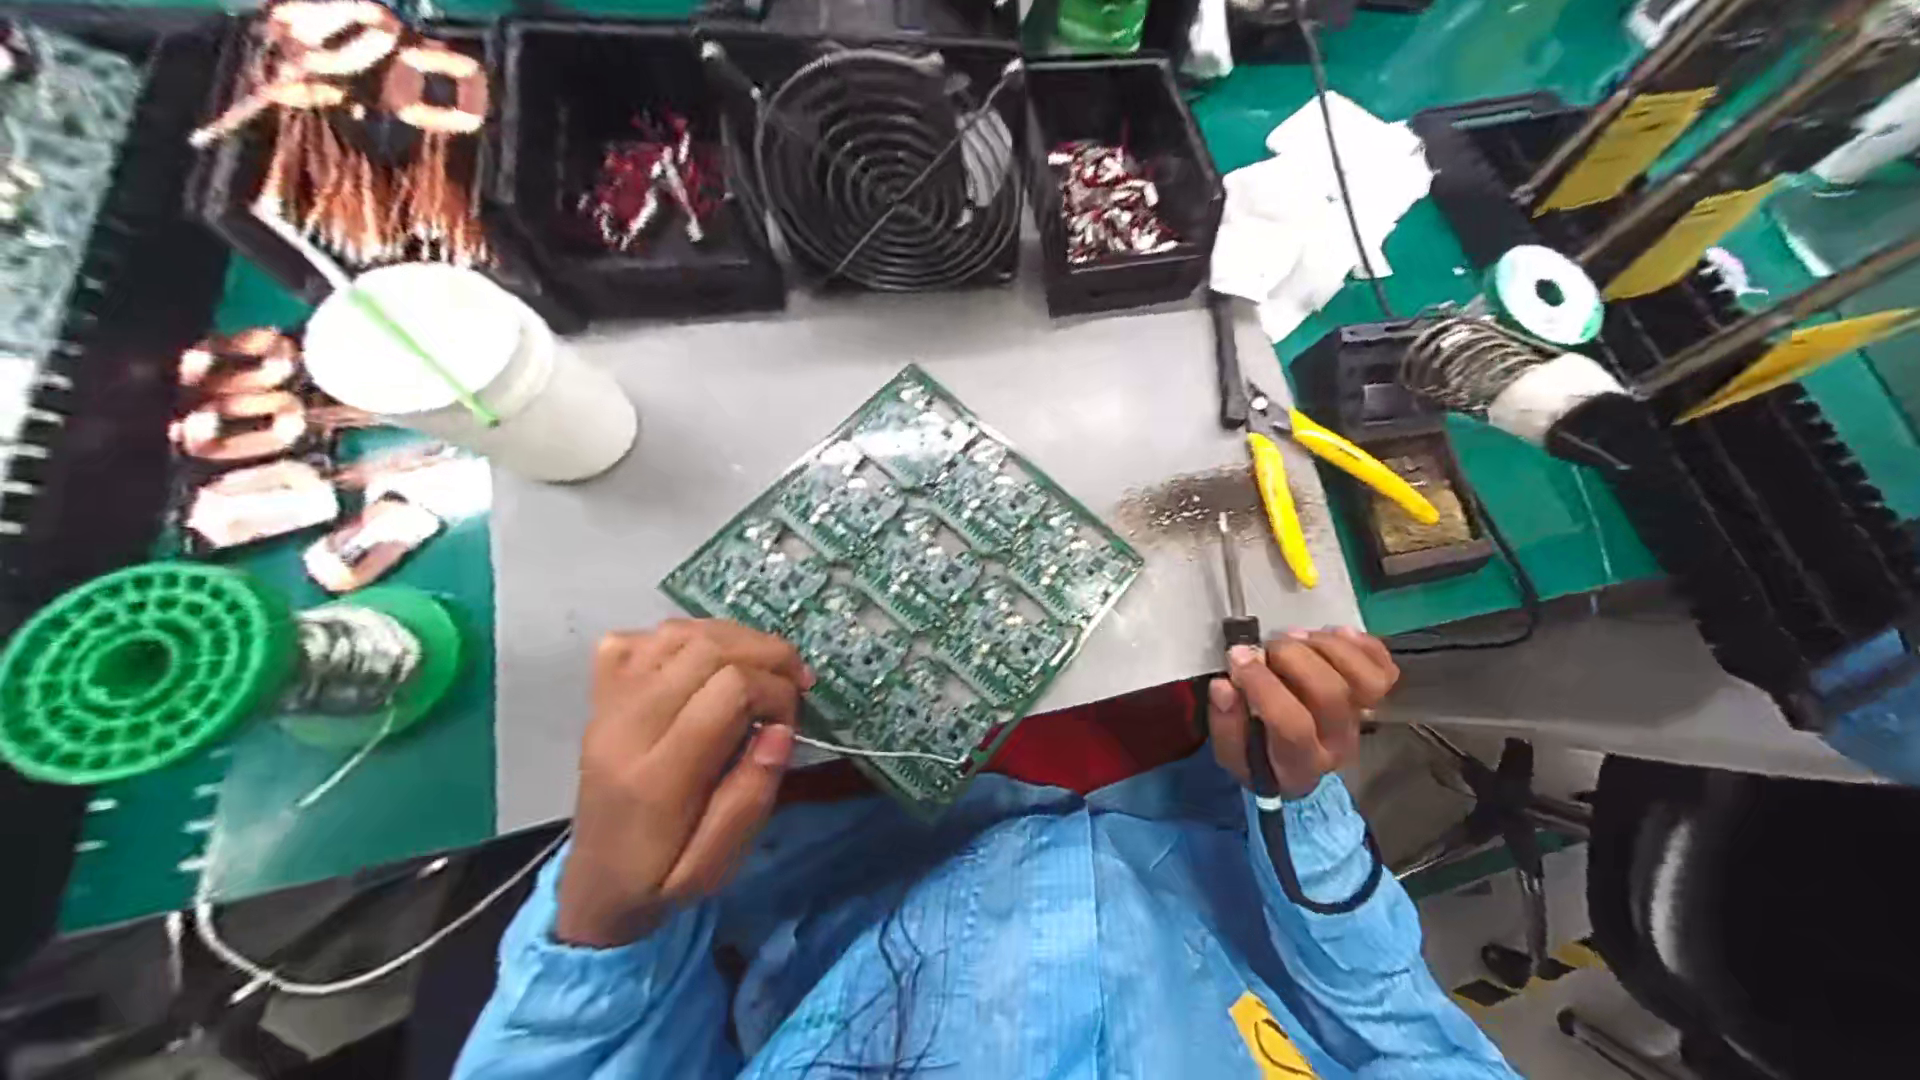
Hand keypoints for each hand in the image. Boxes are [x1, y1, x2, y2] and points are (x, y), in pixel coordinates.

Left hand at [555, 619, 811, 947]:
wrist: (594, 885)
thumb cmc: (662, 878)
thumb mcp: (717, 867)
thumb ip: (750, 800)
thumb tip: (781, 731)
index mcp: (656, 777)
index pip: (729, 691)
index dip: (776, 691)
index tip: (792, 718)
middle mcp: (625, 727)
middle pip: (707, 650)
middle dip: (767, 655)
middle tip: (795, 681)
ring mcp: (608, 704)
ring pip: (679, 633)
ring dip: (735, 639)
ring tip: (764, 665)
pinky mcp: (601, 694)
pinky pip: (645, 637)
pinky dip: (688, 636)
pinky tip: (712, 660)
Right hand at [1206, 627, 1398, 798]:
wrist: (1294, 760)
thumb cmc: (1258, 752)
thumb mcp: (1230, 752)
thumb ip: (1225, 722)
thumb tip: (1226, 684)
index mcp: (1298, 764)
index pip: (1290, 725)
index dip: (1263, 685)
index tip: (1237, 656)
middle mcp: (1336, 744)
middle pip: (1329, 695)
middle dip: (1293, 658)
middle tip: (1266, 646)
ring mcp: (1359, 721)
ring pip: (1363, 681)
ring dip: (1326, 648)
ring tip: (1292, 635)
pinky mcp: (1373, 701)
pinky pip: (1384, 670)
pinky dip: (1363, 646)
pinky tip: (1333, 632)